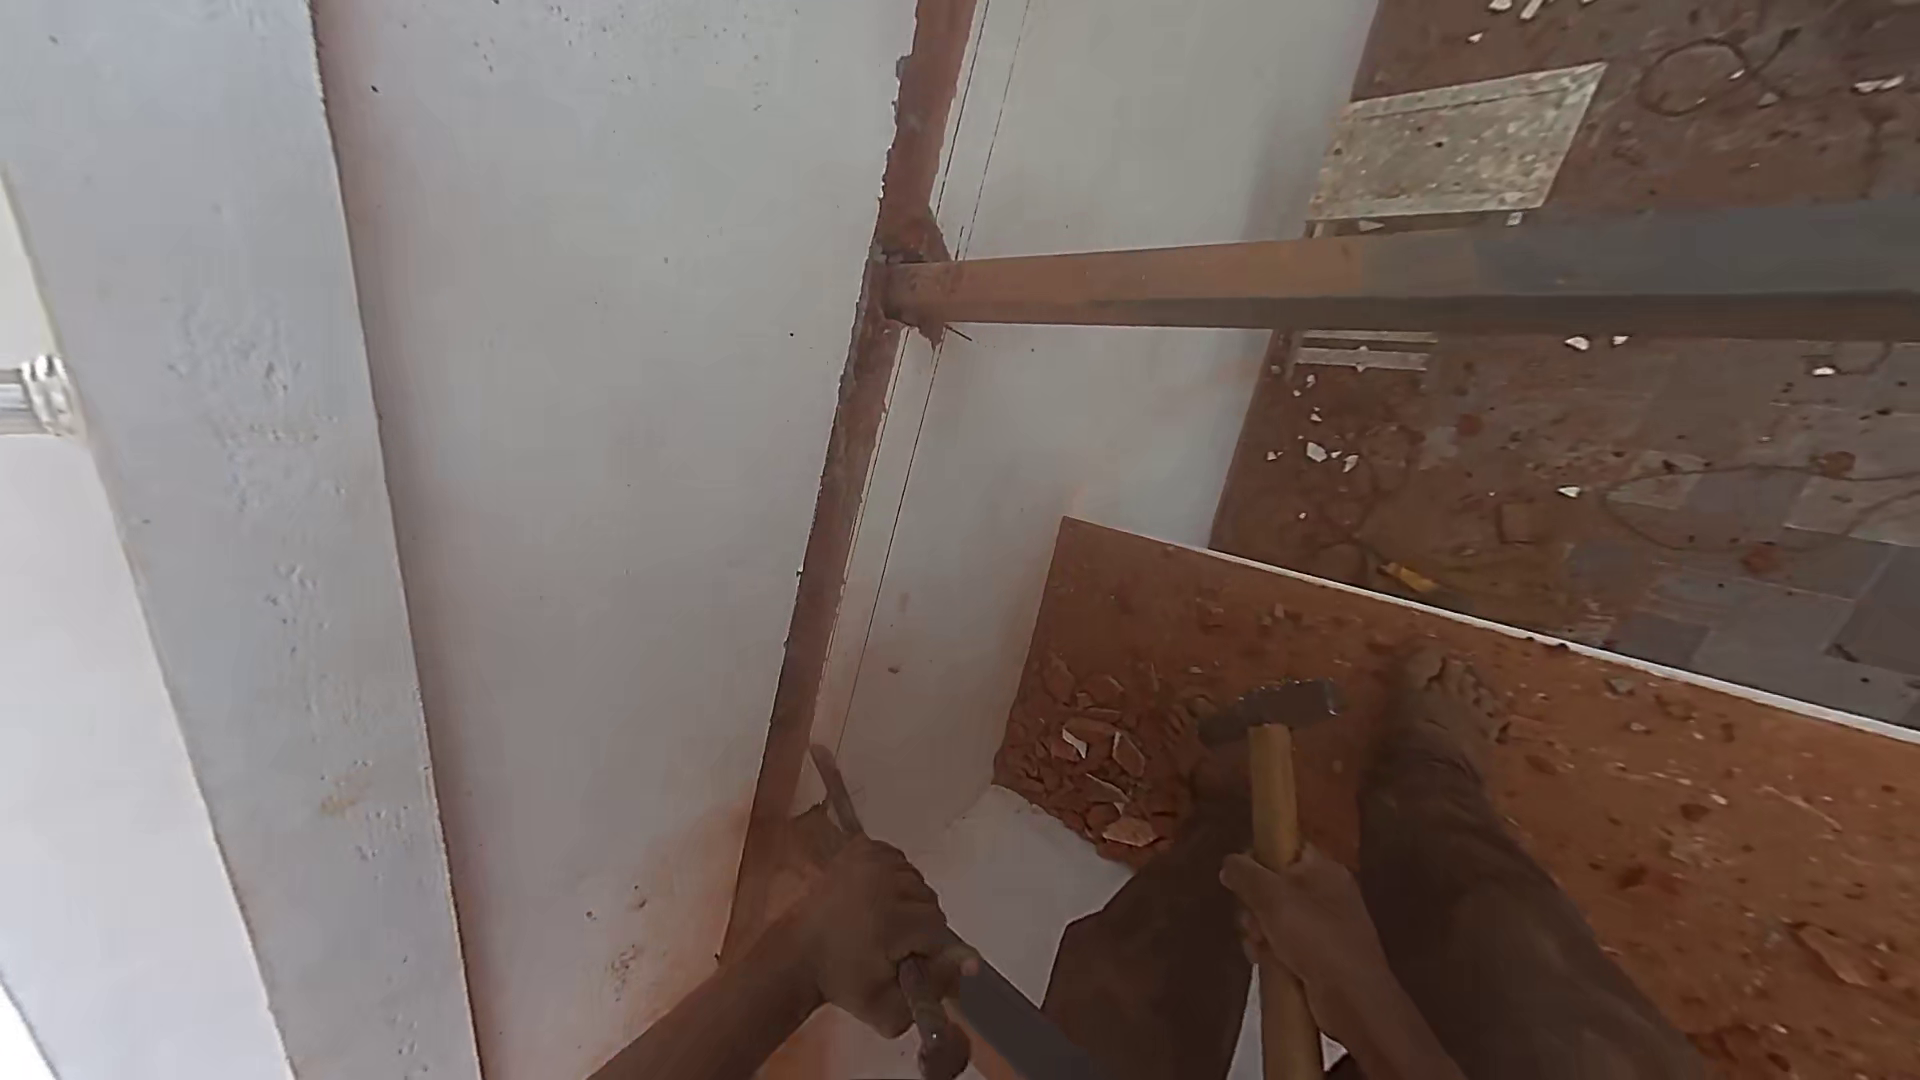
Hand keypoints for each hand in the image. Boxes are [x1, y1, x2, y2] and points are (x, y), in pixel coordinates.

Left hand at [783, 836, 975, 1036]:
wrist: (799, 952)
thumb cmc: (844, 981)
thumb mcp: (889, 1008)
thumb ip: (935, 989)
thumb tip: (968, 965)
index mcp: (895, 917)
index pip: (937, 927)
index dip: (926, 947)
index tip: (906, 958)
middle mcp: (888, 879)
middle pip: (928, 899)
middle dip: (918, 922)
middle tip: (892, 941)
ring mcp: (873, 858)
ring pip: (914, 878)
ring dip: (906, 898)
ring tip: (880, 918)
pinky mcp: (863, 846)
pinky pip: (896, 859)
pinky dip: (893, 876)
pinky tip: (874, 896)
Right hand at [1220, 846, 1394, 1045]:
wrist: (1355, 1003)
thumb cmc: (1313, 936)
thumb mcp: (1269, 894)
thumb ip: (1243, 872)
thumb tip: (1229, 865)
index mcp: (1324, 867)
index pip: (1284, 845)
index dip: (1258, 855)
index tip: (1242, 874)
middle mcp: (1328, 892)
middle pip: (1274, 882)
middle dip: (1254, 902)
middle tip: (1252, 918)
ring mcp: (1327, 925)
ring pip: (1275, 914)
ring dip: (1258, 928)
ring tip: (1258, 944)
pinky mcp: (1323, 955)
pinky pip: (1285, 940)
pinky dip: (1271, 948)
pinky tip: (1264, 959)